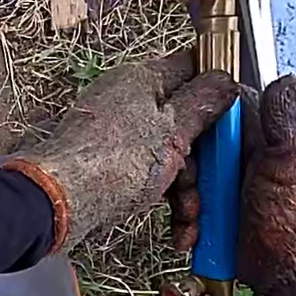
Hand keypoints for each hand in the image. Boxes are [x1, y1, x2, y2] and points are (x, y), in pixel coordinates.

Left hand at [8, 52, 237, 251]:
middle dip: (205, 160)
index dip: (219, 91)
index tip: (236, 119)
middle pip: (185, 121)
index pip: (192, 67)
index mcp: (143, 80)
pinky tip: (178, 228)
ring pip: (170, 154)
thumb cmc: (114, 162)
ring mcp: (118, 134)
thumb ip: (203, 103)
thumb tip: (225, 79)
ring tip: (190, 219)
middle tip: (213, 184)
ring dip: (189, 190)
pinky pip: (150, 174)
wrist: (59, 204)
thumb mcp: (173, 130)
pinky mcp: (111, 165)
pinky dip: (166, 198)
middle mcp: (129, 101)